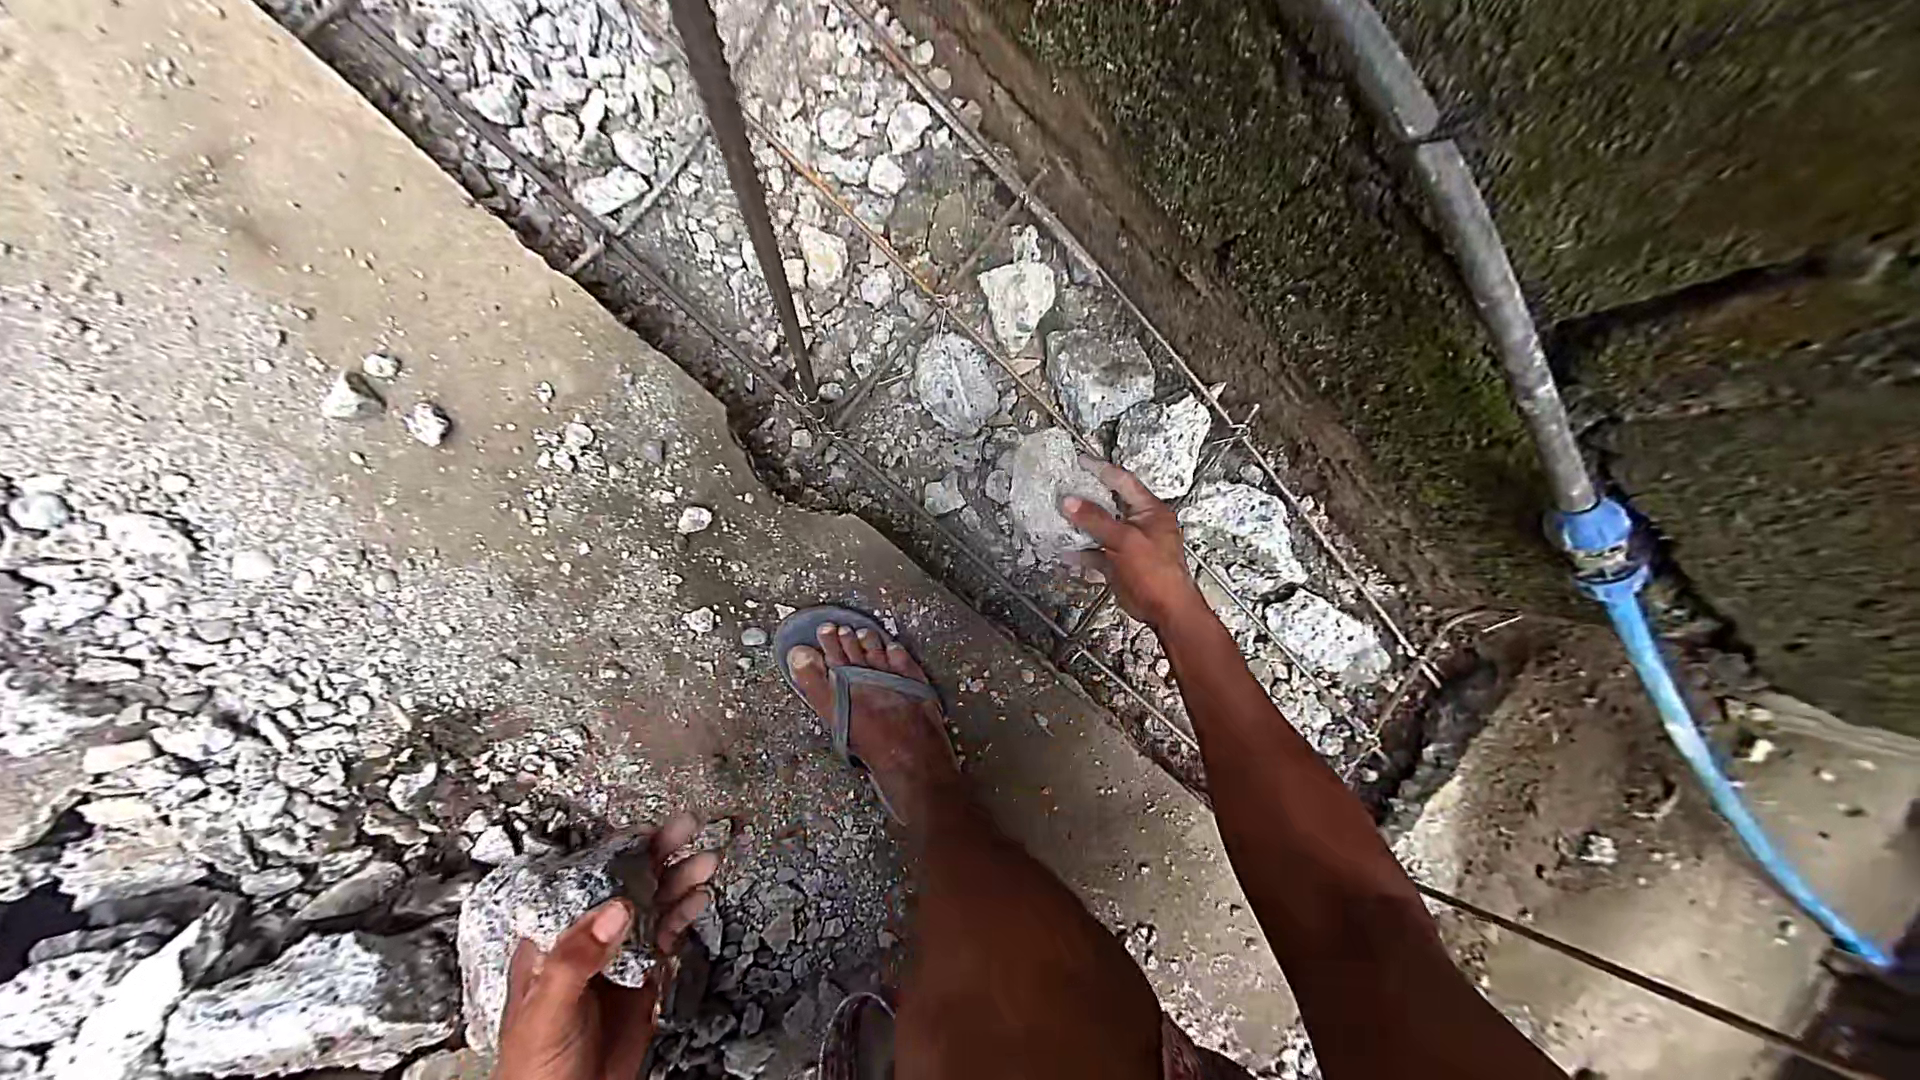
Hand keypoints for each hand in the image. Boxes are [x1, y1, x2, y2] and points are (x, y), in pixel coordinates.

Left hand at [495, 813, 720, 1079]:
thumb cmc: (535, 1071)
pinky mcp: (645, 970)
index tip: (646, 831)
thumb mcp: (546, 1013)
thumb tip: (615, 907)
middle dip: (658, 853)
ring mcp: (619, 954)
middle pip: (627, 883)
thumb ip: (576, 960)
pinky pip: (668, 930)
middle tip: (687, 828)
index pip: (586, 882)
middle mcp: (590, 938)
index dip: (618, 853)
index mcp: (554, 940)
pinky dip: (685, 911)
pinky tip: (699, 897)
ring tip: (706, 862)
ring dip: (680, 878)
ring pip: (653, 902)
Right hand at [1060, 458, 1204, 627]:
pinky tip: (1066, 553)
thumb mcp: (1124, 540)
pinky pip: (1097, 552)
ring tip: (1059, 519)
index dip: (1101, 470)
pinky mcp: (1120, 563)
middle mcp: (1141, 524)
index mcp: (1150, 511)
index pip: (1123, 482)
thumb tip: (1071, 502)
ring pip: (1101, 529)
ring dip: (1081, 527)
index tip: (1081, 462)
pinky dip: (1083, 552)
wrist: (1166, 610)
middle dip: (1086, 499)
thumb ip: (1096, 519)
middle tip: (1064, 489)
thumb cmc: (1157, 573)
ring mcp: (1130, 544)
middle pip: (1109, 505)